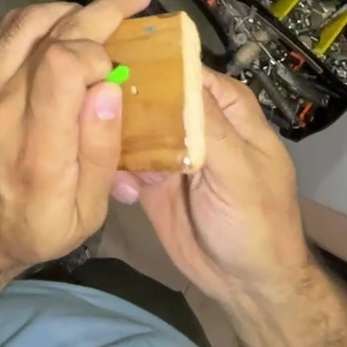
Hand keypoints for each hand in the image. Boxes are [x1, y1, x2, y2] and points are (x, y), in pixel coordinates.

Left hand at [0, 0, 152, 317]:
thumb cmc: (28, 228)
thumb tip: (111, 86)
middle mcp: (0, 106)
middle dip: (100, 10)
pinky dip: (37, 20)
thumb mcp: (84, 213)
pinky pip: (3, 30)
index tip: (114, 69)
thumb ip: (101, 150)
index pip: (62, 63)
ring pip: (25, 20)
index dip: (96, 52)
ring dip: (67, 9)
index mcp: (34, 147)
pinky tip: (58, 27)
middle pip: (49, 32)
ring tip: (96, 16)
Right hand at [110, 70, 315, 307]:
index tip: (115, 59)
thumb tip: (178, 72)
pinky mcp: (151, 177)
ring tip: (95, 144)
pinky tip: (116, 183)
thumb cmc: (258, 223)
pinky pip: (125, 159)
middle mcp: (195, 120)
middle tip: (88, 101)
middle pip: (153, 93)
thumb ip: (208, 124)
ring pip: (133, 124)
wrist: (246, 288)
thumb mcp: (239, 171)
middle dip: (123, 96)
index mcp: (225, 107)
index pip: (187, 70)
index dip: (154, 63)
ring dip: (113, 133)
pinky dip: (114, 166)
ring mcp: (171, 148)